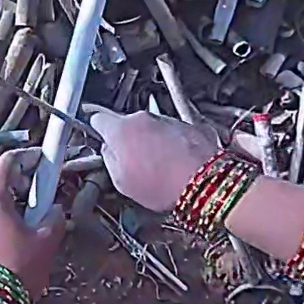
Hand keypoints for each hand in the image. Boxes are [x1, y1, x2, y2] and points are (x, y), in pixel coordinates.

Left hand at [0, 149, 65, 302]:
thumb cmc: (18, 269)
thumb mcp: (46, 240)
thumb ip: (54, 217)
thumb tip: (54, 210)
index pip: (9, 161)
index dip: (29, 156)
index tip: (45, 160)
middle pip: (0, 179)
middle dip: (23, 181)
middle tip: (43, 191)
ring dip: (14, 201)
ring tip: (35, 217)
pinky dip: (5, 218)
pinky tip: (21, 235)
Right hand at [88, 110, 219, 211]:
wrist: (205, 182)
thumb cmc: (162, 185)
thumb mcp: (121, 182)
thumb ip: (109, 160)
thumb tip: (109, 151)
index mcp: (120, 129)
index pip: (98, 119)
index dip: (97, 129)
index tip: (100, 136)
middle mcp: (142, 118)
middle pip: (125, 124)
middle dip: (127, 140)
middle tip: (132, 163)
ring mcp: (165, 119)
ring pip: (149, 128)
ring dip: (150, 142)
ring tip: (157, 167)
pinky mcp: (186, 125)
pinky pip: (170, 132)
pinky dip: (169, 144)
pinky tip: (173, 164)